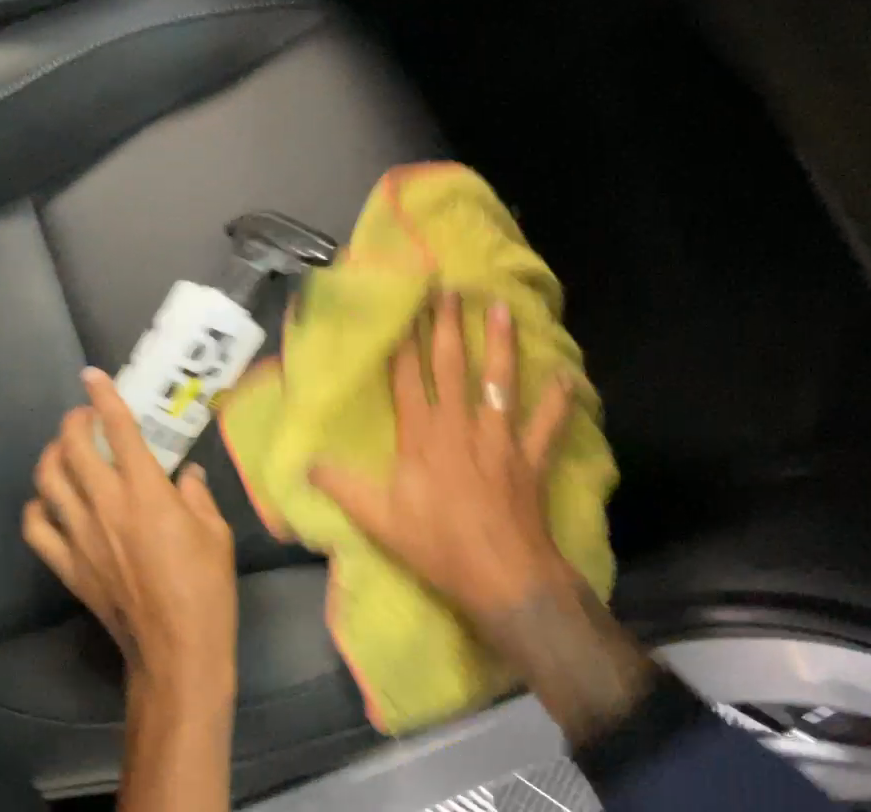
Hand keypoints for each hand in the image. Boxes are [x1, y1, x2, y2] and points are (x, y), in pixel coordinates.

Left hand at [24, 368, 237, 705]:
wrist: (176, 649)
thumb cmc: (205, 588)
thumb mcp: (216, 533)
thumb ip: (197, 495)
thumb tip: (185, 476)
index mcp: (146, 492)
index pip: (119, 429)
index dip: (103, 396)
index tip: (93, 376)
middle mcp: (106, 504)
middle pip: (73, 447)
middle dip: (73, 422)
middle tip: (84, 418)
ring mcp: (80, 536)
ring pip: (48, 480)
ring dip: (52, 456)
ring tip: (65, 452)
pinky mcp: (68, 566)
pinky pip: (37, 529)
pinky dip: (37, 507)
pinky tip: (48, 502)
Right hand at [313, 294, 653, 743]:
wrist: (503, 580)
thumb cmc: (437, 546)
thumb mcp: (378, 522)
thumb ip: (342, 488)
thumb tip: (304, 464)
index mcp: (421, 439)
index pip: (408, 380)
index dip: (405, 343)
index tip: (404, 308)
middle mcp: (459, 428)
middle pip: (453, 368)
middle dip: (449, 327)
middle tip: (451, 290)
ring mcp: (499, 441)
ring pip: (499, 383)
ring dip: (501, 344)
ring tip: (502, 308)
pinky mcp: (530, 460)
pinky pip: (547, 425)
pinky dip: (558, 401)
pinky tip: (566, 375)